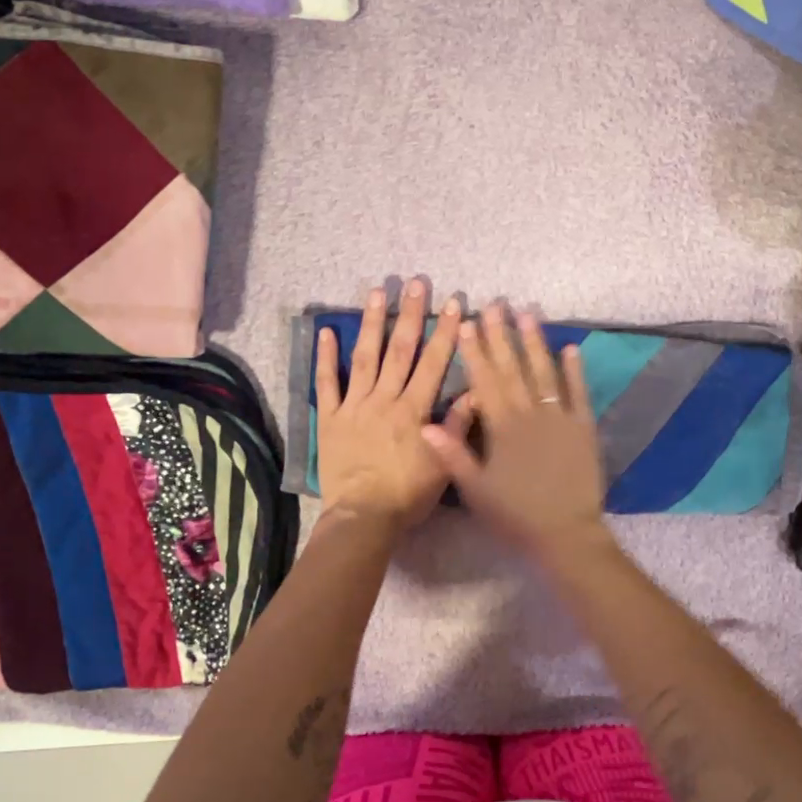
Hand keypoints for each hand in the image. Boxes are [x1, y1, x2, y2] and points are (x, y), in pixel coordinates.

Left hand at [316, 280, 468, 530]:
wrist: (363, 518)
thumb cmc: (408, 496)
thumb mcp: (444, 466)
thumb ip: (456, 427)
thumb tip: (476, 393)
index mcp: (415, 410)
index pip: (434, 363)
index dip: (445, 332)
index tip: (453, 304)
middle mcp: (385, 400)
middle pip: (400, 350)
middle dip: (411, 315)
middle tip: (417, 284)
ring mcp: (355, 407)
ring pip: (365, 357)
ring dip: (371, 323)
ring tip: (377, 291)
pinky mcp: (331, 419)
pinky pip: (327, 384)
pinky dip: (326, 358)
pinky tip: (327, 331)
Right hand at [420, 304, 607, 555]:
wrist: (565, 533)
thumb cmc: (515, 515)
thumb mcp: (475, 490)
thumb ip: (453, 454)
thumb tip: (426, 422)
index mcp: (501, 428)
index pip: (484, 381)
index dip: (475, 351)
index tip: (468, 324)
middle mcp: (530, 414)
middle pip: (513, 368)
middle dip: (502, 336)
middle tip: (495, 305)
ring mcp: (560, 418)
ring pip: (545, 372)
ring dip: (535, 342)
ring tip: (527, 313)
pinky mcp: (583, 428)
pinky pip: (579, 393)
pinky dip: (574, 370)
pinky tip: (570, 347)